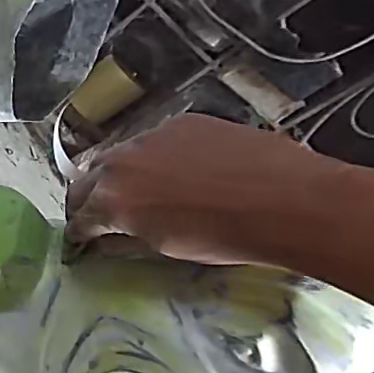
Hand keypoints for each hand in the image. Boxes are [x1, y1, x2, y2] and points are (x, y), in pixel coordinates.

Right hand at [65, 114, 352, 263]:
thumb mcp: (164, 249)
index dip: (81, 232)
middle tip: (105, 213)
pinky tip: (182, 168)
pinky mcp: (181, 123)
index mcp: (108, 201)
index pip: (79, 218)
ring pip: (119, 156)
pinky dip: (157, 155)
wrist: (294, 202)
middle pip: (88, 181)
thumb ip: (125, 241)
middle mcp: (117, 164)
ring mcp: (149, 138)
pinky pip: (155, 140)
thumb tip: (104, 242)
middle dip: (91, 198)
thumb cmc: (224, 237)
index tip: (84, 240)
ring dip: (121, 173)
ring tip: (142, 187)